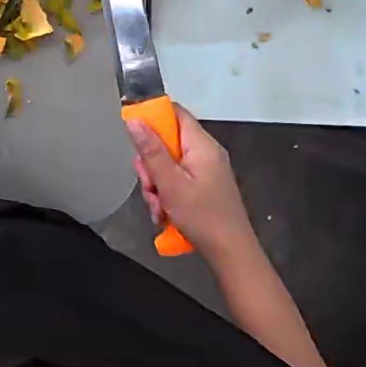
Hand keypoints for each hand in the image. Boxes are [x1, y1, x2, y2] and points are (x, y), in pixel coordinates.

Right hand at [128, 106, 254, 261]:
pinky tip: (165, 213)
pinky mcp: (205, 186)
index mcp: (202, 145)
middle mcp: (206, 152)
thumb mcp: (170, 183)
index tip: (134, 134)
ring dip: (157, 184)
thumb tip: (134, 120)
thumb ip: (151, 150)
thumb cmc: (202, 216)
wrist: (232, 254)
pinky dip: (167, 193)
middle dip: (151, 163)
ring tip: (158, 206)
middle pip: (167, 141)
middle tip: (149, 184)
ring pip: (168, 164)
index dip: (152, 116)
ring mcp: (206, 170)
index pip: (174, 112)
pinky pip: (178, 179)